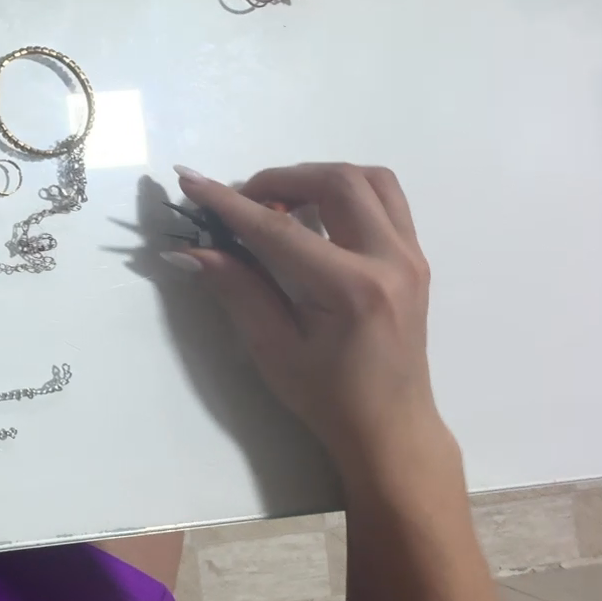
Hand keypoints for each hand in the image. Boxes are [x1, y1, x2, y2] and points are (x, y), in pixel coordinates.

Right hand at [167, 163, 444, 477]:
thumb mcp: (269, 345)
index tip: (189, 180)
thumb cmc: (324, 392)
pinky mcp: (412, 256)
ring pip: (368, 180)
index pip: (277, 228)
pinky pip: (383, 199)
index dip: (226, 202)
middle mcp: (390, 260)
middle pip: (337, 182)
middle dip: (277, 179)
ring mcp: (410, 254)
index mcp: (350, 288)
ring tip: (274, 204)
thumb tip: (189, 250)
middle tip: (238, 203)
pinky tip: (308, 216)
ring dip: (314, 178)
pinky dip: (341, 192)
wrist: (388, 422)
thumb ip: (235, 287)